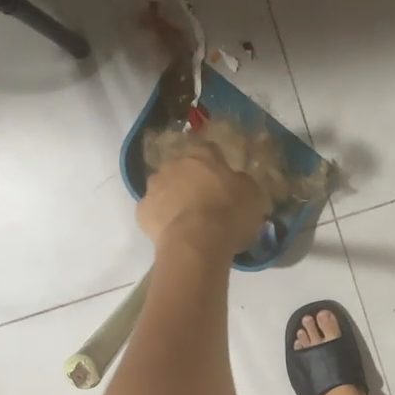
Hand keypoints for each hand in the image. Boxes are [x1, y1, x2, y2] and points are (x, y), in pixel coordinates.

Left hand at [136, 143, 270, 259]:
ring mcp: (154, 187)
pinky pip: (153, 213)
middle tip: (205, 204)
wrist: (196, 243)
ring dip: (173, 199)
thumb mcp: (252, 198)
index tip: (224, 182)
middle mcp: (174, 164)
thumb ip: (243, 185)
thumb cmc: (228, 215)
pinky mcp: (143, 211)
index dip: (217, 166)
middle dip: (191, 182)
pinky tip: (173, 234)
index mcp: (202, 156)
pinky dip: (161, 221)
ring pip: (164, 189)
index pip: (210, 151)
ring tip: (188, 223)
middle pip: (182, 169)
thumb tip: (239, 182)